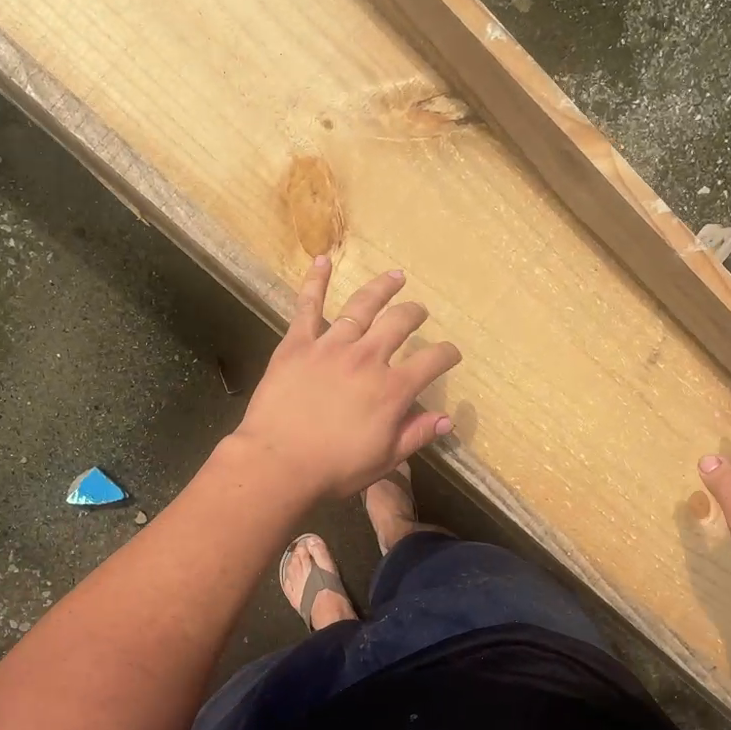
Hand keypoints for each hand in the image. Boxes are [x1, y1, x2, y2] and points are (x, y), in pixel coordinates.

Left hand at [229, 258, 461, 500]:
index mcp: (392, 390)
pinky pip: (308, 306)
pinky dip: (316, 281)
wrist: (279, 463)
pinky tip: (323, 260)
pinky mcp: (297, 344)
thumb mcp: (385, 460)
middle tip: (419, 312)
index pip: (432, 361)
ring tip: (395, 277)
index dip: (447, 354)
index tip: (452, 353)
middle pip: (400, 323)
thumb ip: (417, 435)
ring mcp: (331, 346)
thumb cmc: (334, 469)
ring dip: (382, 289)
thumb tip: (447, 419)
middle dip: (415, 314)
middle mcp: (367, 358)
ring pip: (362, 306)